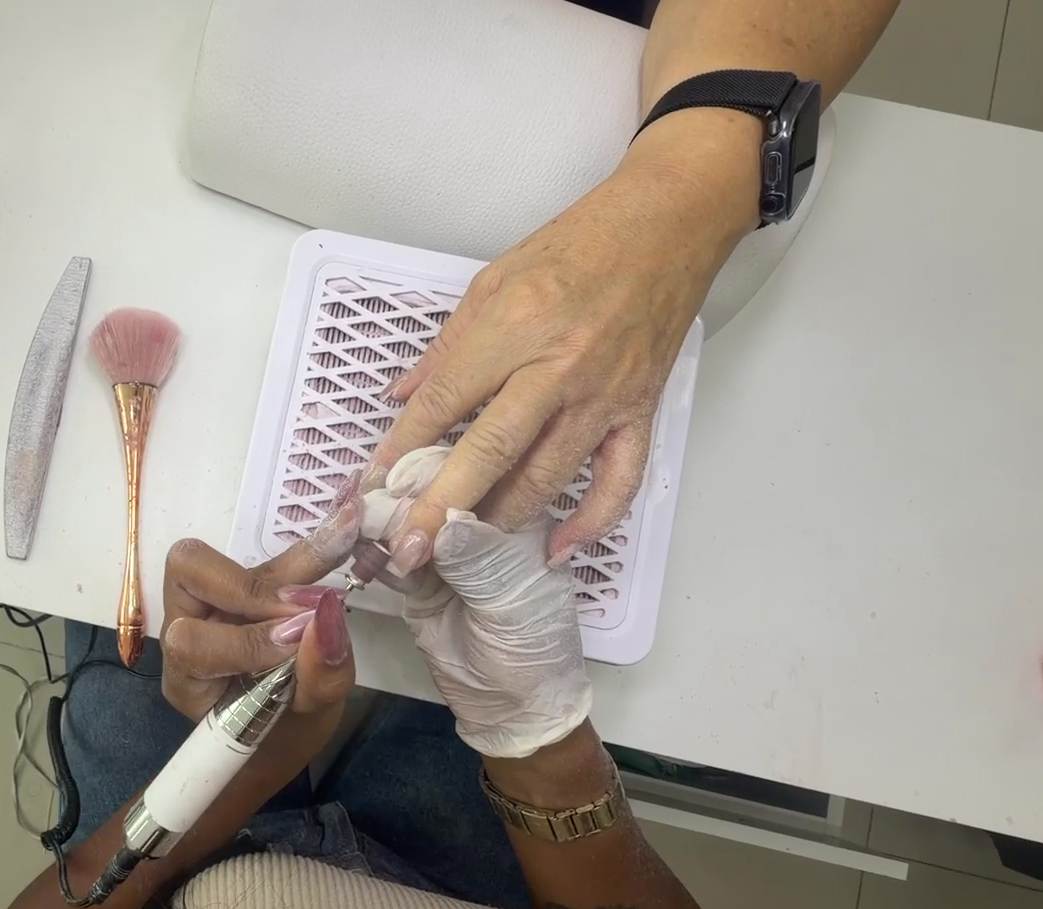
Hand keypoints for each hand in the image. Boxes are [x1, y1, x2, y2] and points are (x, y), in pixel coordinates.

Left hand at [158, 497, 359, 767]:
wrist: (282, 736)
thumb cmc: (283, 737)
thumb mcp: (309, 723)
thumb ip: (317, 677)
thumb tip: (326, 617)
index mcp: (187, 678)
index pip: (190, 642)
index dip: (244, 640)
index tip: (297, 641)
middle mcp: (187, 631)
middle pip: (188, 574)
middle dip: (253, 589)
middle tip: (309, 607)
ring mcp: (214, 604)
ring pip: (228, 557)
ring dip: (284, 566)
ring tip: (341, 550)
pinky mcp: (248, 588)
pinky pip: (274, 563)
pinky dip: (312, 550)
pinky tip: (348, 527)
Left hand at [368, 145, 754, 571]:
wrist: (670, 221)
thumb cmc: (576, 245)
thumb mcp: (492, 282)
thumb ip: (444, 349)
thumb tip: (401, 399)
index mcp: (514, 328)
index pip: (444, 401)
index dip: (401, 447)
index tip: (372, 486)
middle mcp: (558, 369)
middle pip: (491, 451)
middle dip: (443, 507)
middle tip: (407, 550)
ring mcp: (603, 396)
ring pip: (546, 477)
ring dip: (499, 521)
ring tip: (460, 552)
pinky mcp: (640, 412)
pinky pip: (619, 481)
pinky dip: (589, 523)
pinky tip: (553, 550)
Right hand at [368, 449, 589, 756]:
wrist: (510, 708)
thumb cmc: (532, 651)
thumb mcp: (514, 603)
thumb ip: (480, 559)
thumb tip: (445, 516)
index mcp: (517, 516)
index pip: (475, 475)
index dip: (434, 474)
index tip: (395, 481)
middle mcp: (478, 524)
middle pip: (430, 493)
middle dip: (395, 496)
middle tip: (359, 503)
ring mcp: (444, 551)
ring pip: (404, 522)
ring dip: (375, 522)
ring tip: (349, 523)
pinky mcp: (418, 578)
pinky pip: (389, 556)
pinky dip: (371, 552)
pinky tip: (355, 551)